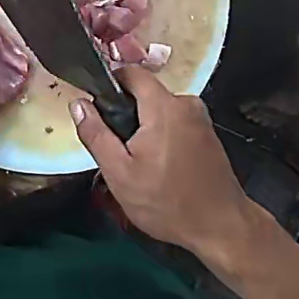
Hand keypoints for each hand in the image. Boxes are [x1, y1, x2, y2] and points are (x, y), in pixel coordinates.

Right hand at [71, 67, 262, 261]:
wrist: (220, 226)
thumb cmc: (168, 202)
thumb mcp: (120, 173)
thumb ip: (96, 134)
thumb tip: (78, 105)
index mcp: (164, 107)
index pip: (132, 72)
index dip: (109, 83)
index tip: (96, 106)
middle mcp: (186, 104)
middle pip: (145, 93)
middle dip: (126, 114)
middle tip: (115, 148)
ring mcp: (200, 118)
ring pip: (159, 110)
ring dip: (144, 129)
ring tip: (137, 163)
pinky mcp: (207, 134)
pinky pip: (175, 123)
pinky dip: (162, 137)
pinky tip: (158, 167)